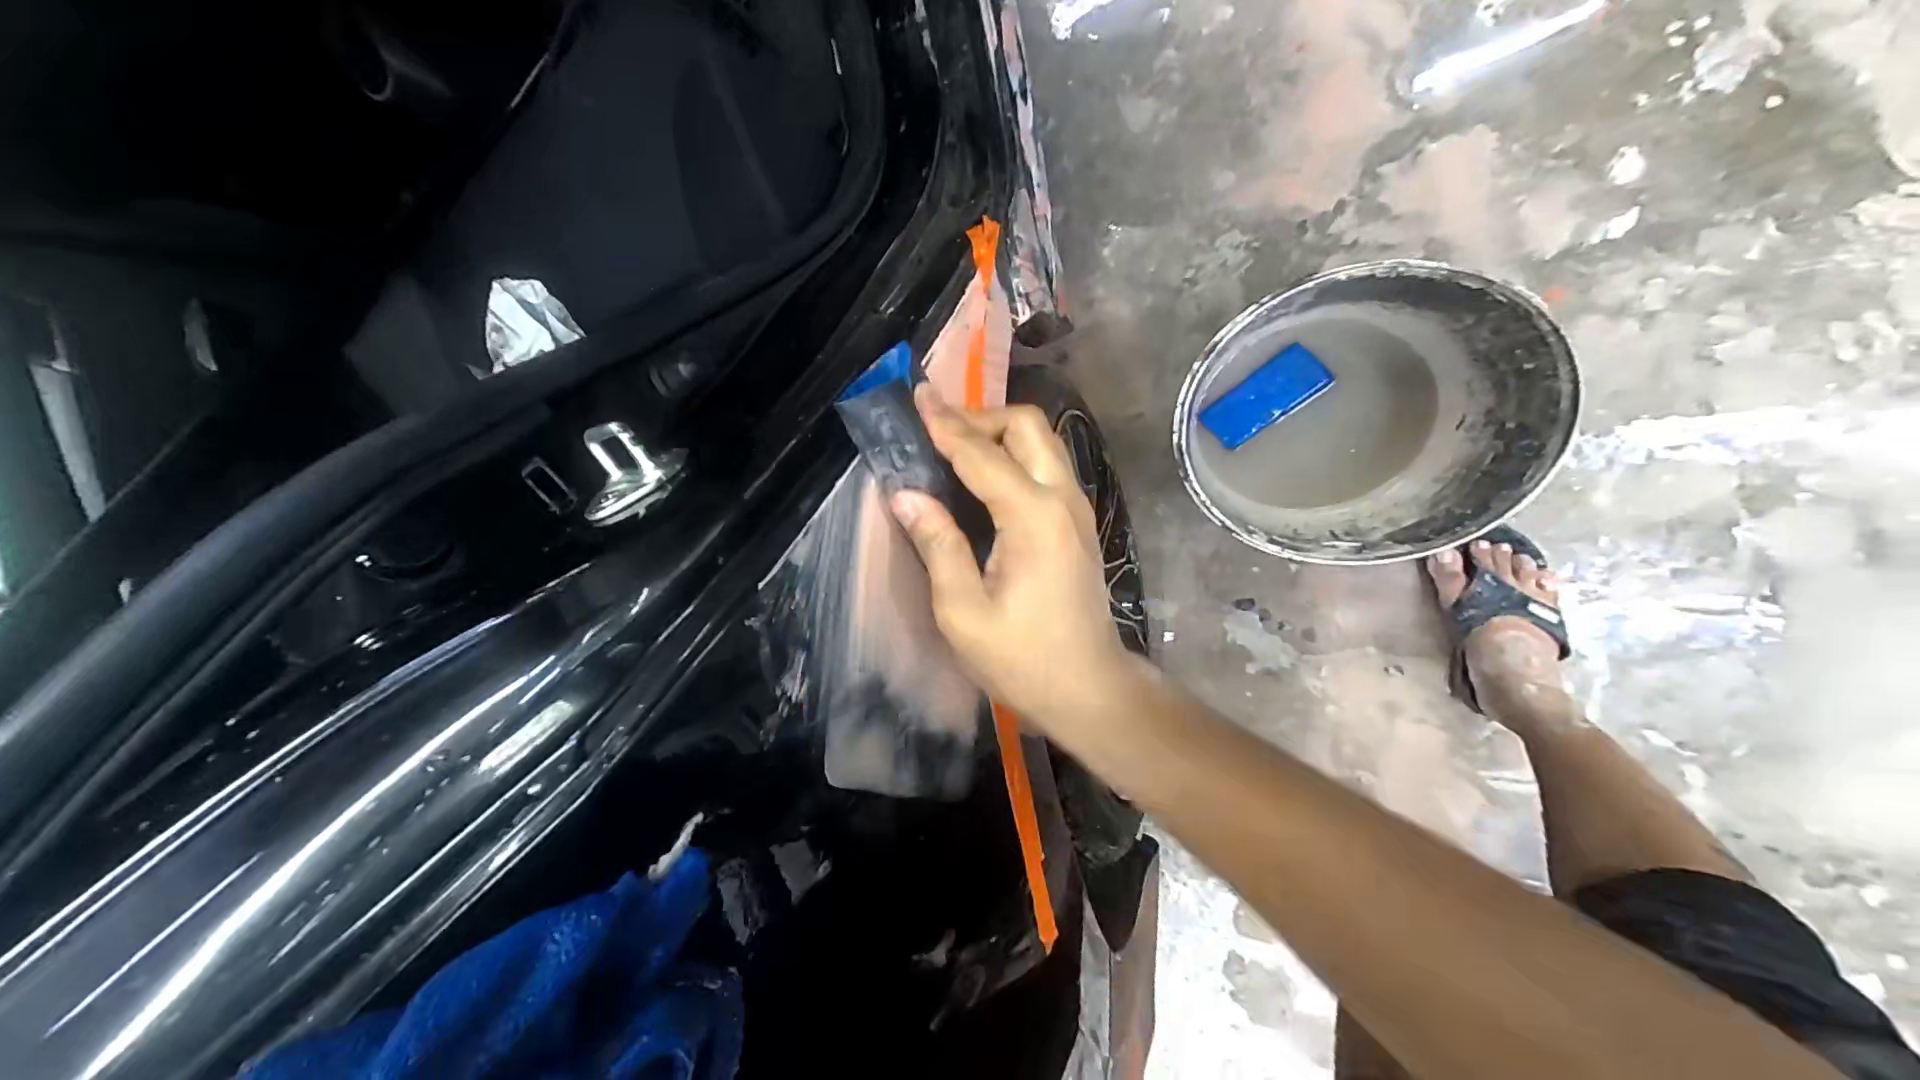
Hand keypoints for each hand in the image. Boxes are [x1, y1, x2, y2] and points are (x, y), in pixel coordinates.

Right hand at [889, 384, 1138, 729]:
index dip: (945, 424)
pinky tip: (986, 474)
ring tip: (955, 445)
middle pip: (1028, 426)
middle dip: (980, 417)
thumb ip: (938, 546)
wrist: (1089, 688)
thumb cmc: (1023, 659)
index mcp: (1032, 518)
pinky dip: (1016, 454)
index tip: (917, 396)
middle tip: (937, 429)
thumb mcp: (963, 613)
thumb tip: (907, 495)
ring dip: (1000, 432)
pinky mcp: (1078, 522)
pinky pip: (1048, 466)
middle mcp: (1063, 499)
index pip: (981, 454)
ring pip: (1043, 442)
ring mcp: (1077, 509)